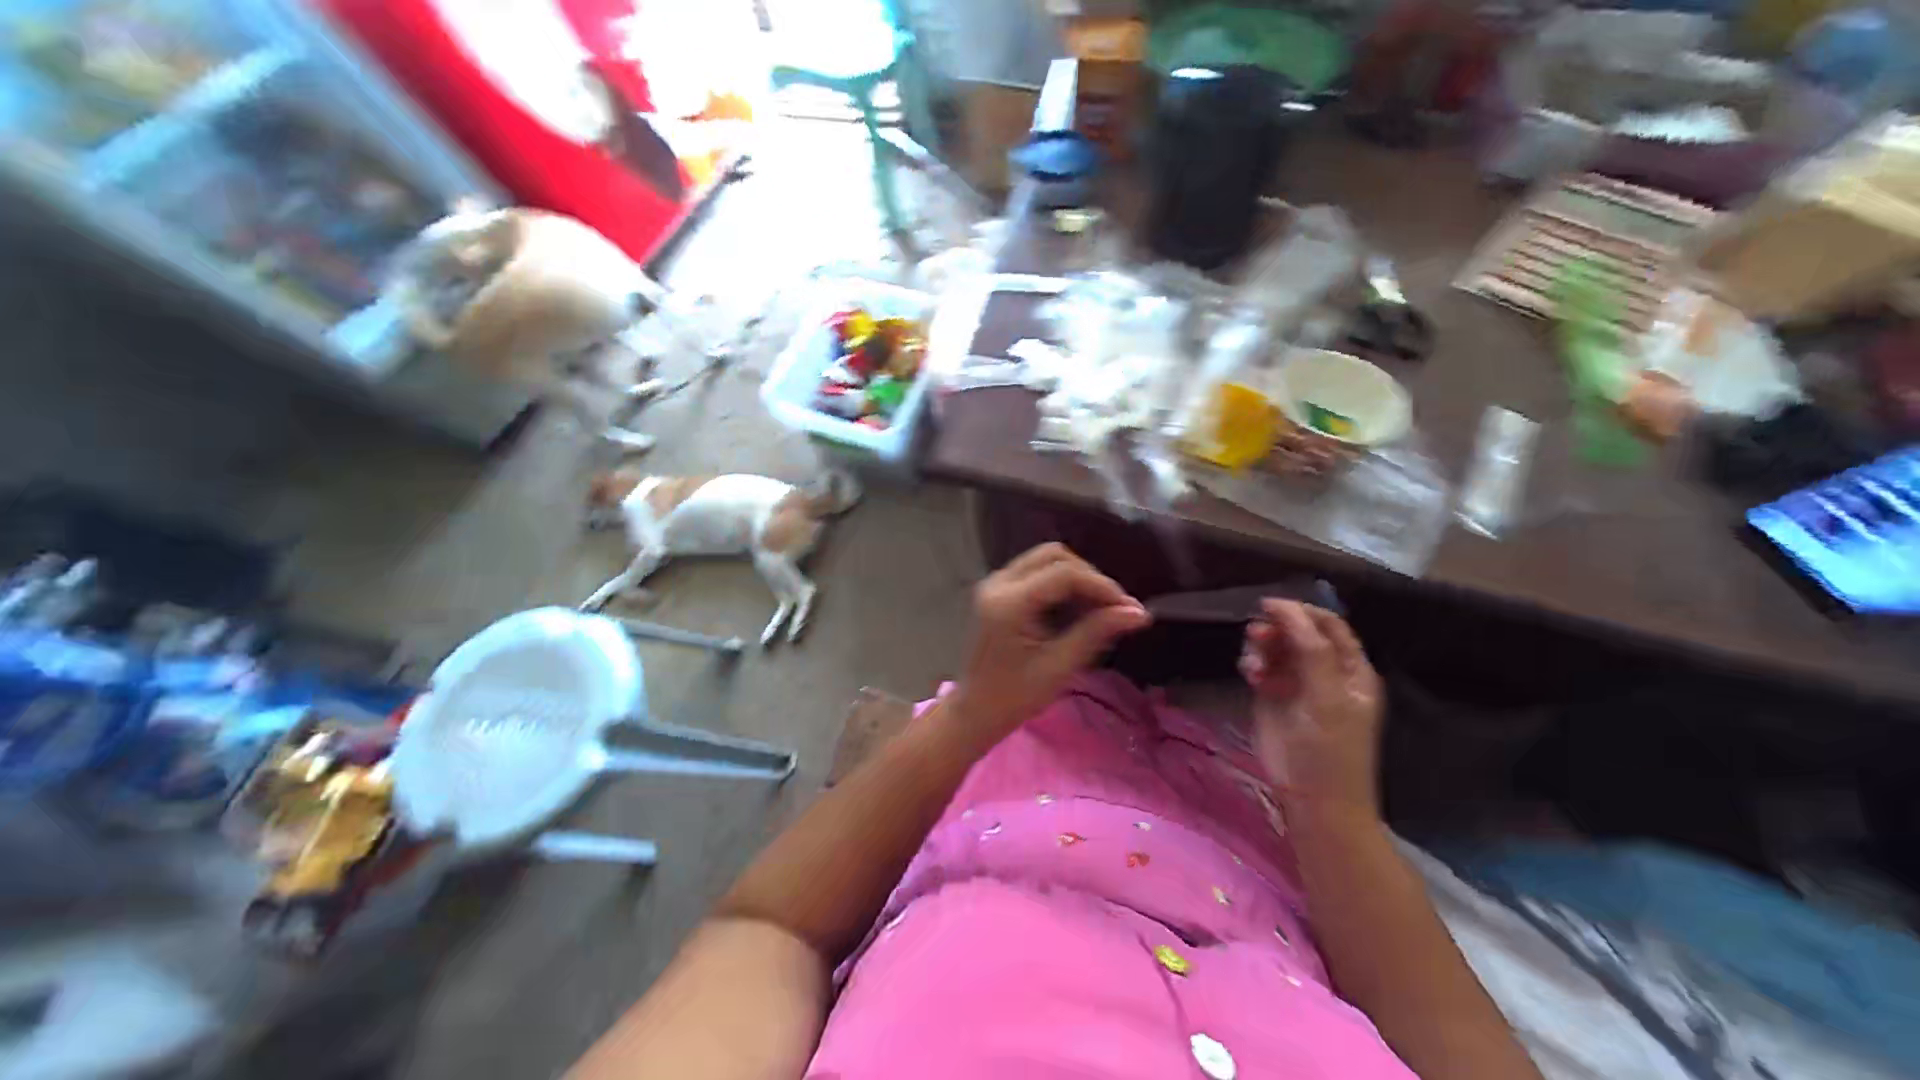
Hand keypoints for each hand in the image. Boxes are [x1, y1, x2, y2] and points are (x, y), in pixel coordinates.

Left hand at [949, 544, 1150, 744]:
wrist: (977, 710)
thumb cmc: (1016, 695)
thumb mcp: (1060, 666)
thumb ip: (1097, 632)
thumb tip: (1138, 612)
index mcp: (1009, 602)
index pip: (1065, 574)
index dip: (1102, 585)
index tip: (1129, 607)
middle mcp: (999, 583)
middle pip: (1055, 556)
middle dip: (1089, 577)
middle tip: (1113, 607)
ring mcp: (996, 584)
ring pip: (1046, 560)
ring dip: (1076, 578)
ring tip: (1100, 609)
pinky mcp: (999, 591)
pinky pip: (1037, 572)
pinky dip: (1061, 584)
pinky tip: (1077, 610)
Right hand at [1240, 600, 1384, 820]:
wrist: (1314, 800)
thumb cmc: (1330, 750)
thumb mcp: (1328, 698)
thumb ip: (1310, 650)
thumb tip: (1285, 607)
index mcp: (1350, 669)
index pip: (1329, 626)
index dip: (1302, 612)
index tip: (1270, 606)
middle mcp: (1324, 671)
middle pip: (1298, 633)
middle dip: (1277, 629)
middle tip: (1256, 634)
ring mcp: (1297, 684)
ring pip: (1275, 648)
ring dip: (1261, 647)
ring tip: (1253, 663)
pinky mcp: (1272, 697)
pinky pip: (1260, 667)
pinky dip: (1253, 665)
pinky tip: (1250, 675)